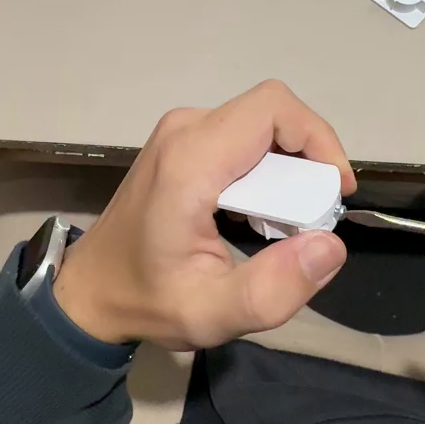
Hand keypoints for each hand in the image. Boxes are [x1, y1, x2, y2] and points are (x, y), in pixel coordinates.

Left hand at [51, 80, 355, 350]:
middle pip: (270, 114)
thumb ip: (274, 288)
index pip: (272, 109)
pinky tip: (262, 211)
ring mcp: (180, 130)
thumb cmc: (145, 299)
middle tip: (314, 217)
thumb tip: (331, 245)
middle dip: (307, 161)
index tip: (335, 190)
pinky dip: (267, 166)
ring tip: (289, 221)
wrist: (88, 288)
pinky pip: (242, 134)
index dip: (317, 138)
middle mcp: (185, 130)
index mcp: (190, 161)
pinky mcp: (181, 140)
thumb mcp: (211, 314)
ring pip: (259, 123)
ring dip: (289, 166)